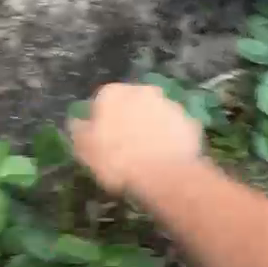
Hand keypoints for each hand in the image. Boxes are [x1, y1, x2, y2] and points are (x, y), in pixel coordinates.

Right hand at [69, 83, 204, 196]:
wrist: (164, 176)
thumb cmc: (117, 160)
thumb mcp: (85, 150)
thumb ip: (79, 131)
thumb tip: (78, 122)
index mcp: (112, 93)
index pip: (101, 100)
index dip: (101, 120)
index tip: (101, 139)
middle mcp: (141, 90)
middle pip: (130, 103)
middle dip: (127, 118)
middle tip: (124, 145)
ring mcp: (168, 104)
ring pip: (154, 113)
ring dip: (150, 126)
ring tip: (146, 153)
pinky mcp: (189, 122)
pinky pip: (174, 128)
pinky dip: (169, 137)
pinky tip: (165, 157)